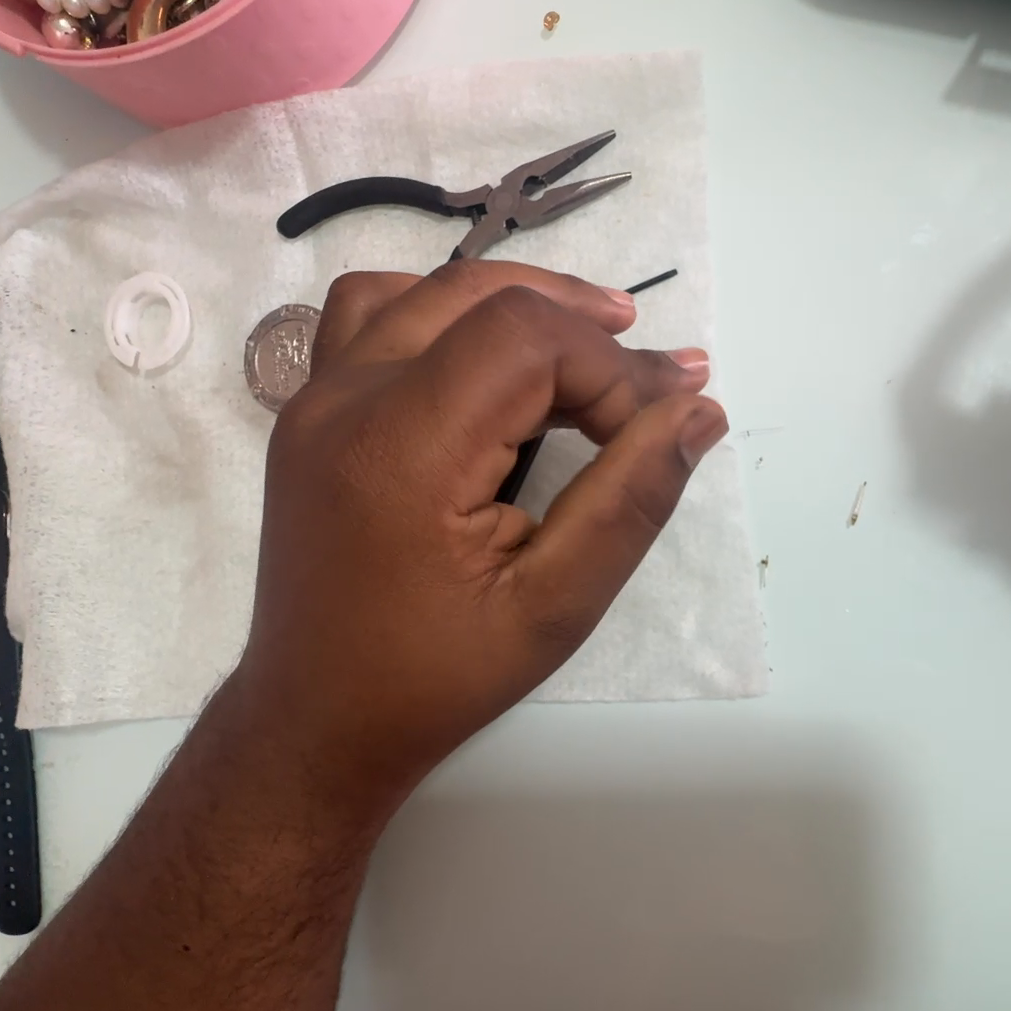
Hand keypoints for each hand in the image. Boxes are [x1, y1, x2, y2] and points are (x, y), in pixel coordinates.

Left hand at [235, 262, 723, 799]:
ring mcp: (316, 400)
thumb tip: (698, 412)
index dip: (612, 369)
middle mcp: (347, 400)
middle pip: (484, 298)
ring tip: (584, 340)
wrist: (319, 719)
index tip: (657, 427)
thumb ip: (631, 501)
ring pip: (426, 292)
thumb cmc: (436, 677)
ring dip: (516, 302)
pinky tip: (484, 355)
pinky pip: (374, 315)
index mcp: (405, 449)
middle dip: (583, 328)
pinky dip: (443, 312)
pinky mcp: (311, 414)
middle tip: (655, 373)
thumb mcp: (556, 607)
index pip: (528, 339)